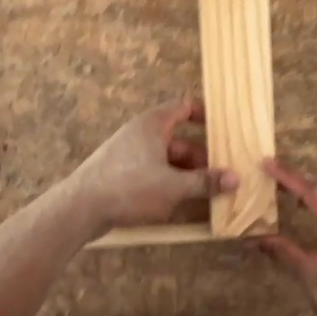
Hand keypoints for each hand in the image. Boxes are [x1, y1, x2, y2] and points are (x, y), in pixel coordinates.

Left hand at [64, 98, 238, 232]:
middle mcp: (141, 134)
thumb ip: (205, 182)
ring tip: (208, 193)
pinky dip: (170, 184)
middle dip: (202, 157)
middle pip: (180, 140)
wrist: (81, 208)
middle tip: (224, 175)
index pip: (184, 107)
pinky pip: (154, 174)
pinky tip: (182, 203)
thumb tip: (236, 178)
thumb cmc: (129, 188)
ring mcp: (130, 155)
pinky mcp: (122, 175)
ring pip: (167, 160)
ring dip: (188, 174)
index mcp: (153, 125)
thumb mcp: (173, 186)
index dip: (205, 115)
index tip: (224, 130)